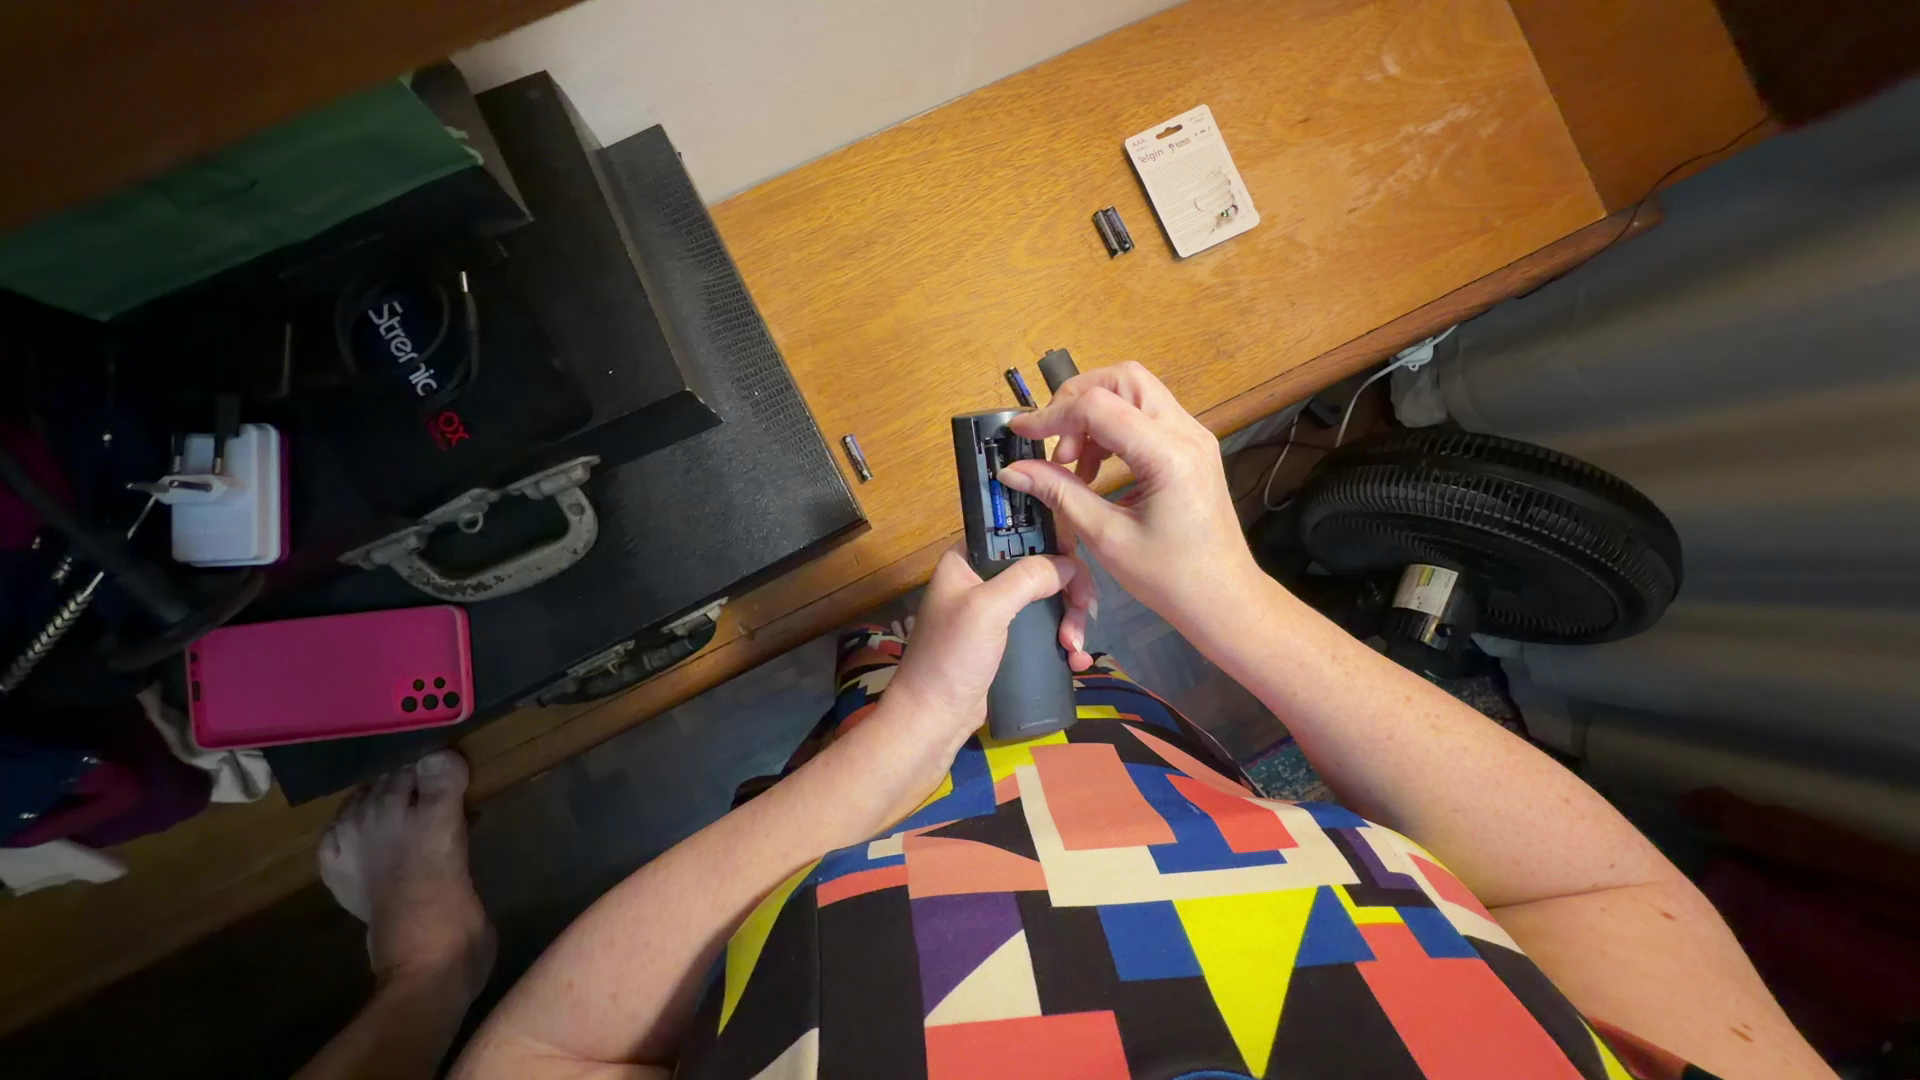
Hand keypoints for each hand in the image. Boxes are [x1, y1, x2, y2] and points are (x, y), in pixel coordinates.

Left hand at [883, 546, 1091, 743]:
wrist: (935, 718)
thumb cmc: (952, 656)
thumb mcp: (987, 608)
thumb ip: (1027, 577)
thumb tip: (1070, 563)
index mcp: (968, 560)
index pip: (1016, 533)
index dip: (1051, 542)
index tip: (1078, 562)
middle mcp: (983, 579)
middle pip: (1041, 567)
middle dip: (1068, 591)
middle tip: (1085, 613)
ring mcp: (998, 612)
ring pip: (1049, 600)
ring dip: (1071, 620)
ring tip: (1074, 648)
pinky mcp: (1009, 641)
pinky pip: (1046, 629)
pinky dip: (1064, 641)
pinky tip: (1075, 660)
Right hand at [998, 362, 1257, 630]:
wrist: (1222, 598)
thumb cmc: (1168, 577)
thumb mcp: (1105, 537)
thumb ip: (1059, 493)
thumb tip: (1013, 469)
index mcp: (1168, 455)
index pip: (1099, 406)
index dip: (1052, 415)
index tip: (1020, 433)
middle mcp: (1186, 432)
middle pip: (1123, 379)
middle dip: (1077, 400)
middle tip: (1054, 443)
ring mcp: (1193, 435)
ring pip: (1134, 391)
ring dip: (1094, 413)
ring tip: (1073, 461)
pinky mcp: (1190, 445)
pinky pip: (1145, 413)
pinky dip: (1112, 426)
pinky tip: (1096, 466)